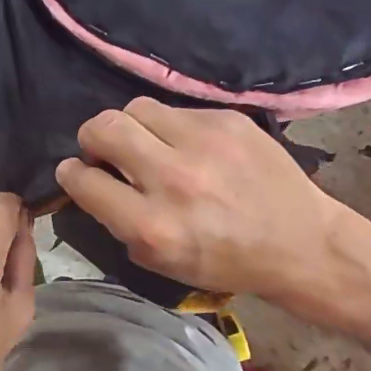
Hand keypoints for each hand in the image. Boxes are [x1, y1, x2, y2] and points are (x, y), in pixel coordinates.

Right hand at [55, 99, 361, 299]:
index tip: (75, 172)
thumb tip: (94, 186)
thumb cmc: (224, 262)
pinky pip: (176, 110)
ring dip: (130, 126)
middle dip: (91, 138)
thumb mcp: (160, 262)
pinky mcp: (228, 121)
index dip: (71, 174)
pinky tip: (188, 146)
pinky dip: (170, 127)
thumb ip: (120, 224)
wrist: (299, 243)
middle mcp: (172, 179)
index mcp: (152, 225)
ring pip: (136, 108)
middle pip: (102, 128)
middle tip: (104, 151)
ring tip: (145, 144)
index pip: (84, 181)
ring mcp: (203, 143)